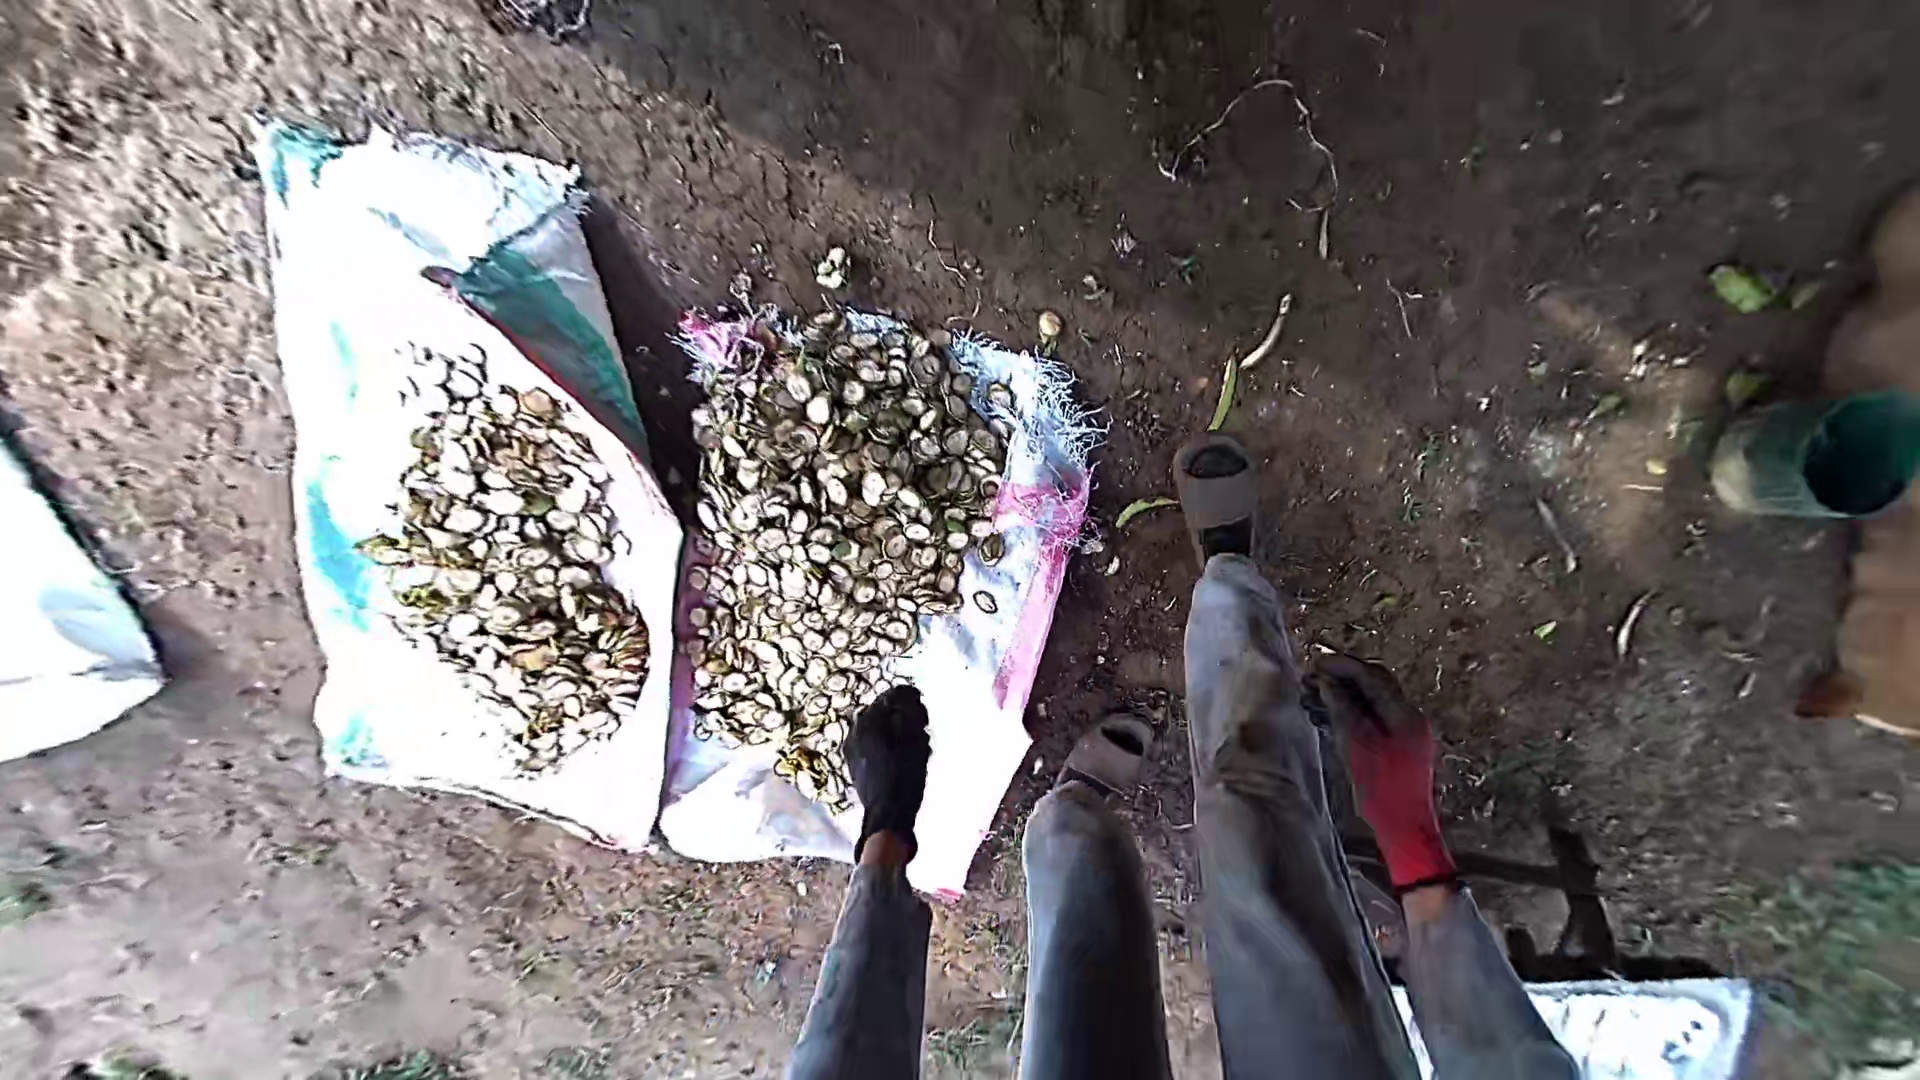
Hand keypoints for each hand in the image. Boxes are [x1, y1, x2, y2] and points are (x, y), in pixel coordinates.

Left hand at [845, 685, 930, 863]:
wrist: (887, 815)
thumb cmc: (904, 776)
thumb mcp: (914, 739)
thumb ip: (910, 713)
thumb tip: (907, 698)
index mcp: (869, 720)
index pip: (892, 695)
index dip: (912, 700)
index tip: (924, 714)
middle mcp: (855, 729)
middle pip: (883, 710)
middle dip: (902, 715)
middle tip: (920, 731)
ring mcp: (851, 746)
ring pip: (877, 726)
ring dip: (894, 729)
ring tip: (910, 746)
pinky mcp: (853, 761)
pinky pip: (871, 741)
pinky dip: (885, 742)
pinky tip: (897, 757)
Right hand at [1313, 655, 1455, 889]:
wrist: (1402, 826)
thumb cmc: (1381, 787)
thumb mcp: (1356, 743)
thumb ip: (1342, 708)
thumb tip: (1324, 681)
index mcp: (1404, 715)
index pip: (1372, 677)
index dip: (1342, 666)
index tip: (1315, 662)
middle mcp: (1405, 717)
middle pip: (1370, 684)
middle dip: (1339, 677)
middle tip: (1309, 676)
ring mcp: (1399, 731)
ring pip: (1365, 699)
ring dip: (1338, 694)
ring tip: (1308, 696)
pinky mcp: (1389, 743)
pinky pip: (1365, 716)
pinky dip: (1343, 710)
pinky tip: (1320, 714)